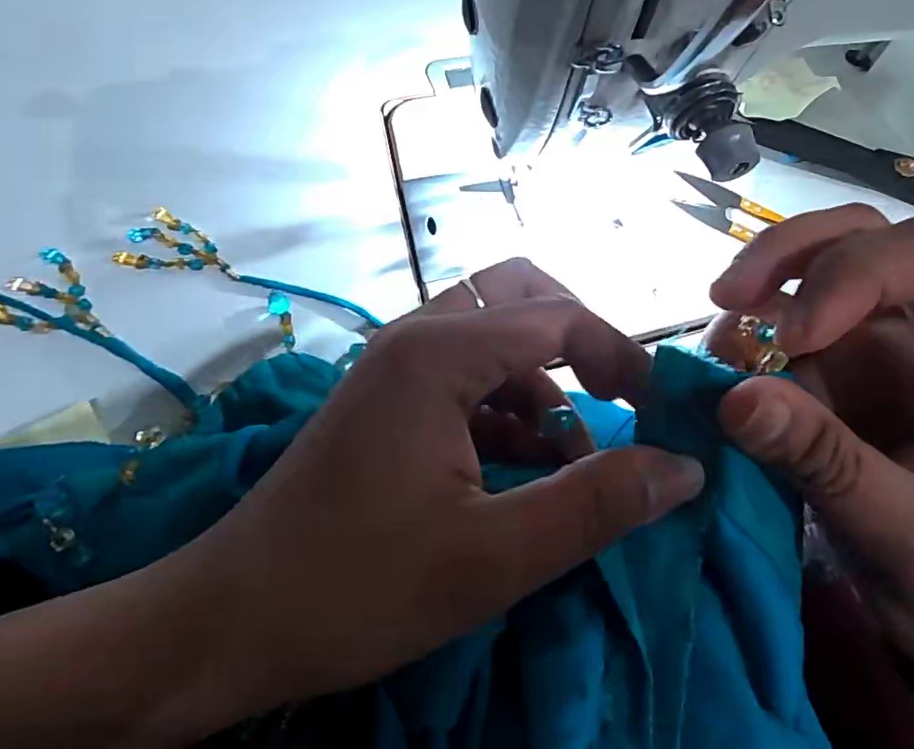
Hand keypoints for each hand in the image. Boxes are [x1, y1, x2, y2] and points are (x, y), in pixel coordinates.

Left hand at [154, 260, 705, 733]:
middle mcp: (418, 335)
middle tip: (612, 401)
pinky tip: (520, 464)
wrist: (229, 620)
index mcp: (440, 353)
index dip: (621, 357)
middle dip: (580, 340)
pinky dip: (508, 401)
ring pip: (495, 330)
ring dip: (543, 376)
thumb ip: (595, 505)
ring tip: (566, 455)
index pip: (559, 318)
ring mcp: (398, 362)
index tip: (659, 414)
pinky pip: (467, 370)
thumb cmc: (358, 586)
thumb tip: (684, 468)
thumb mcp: (493, 557)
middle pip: (523, 293)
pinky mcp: (389, 395)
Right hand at [705, 208, 913, 734]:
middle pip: (868, 241)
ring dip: (753, 301)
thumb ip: (831, 468)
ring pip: (811, 280)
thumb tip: (733, 396)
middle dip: (792, 254)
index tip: (798, 336)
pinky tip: (713, 379)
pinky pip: (778, 339)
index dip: (865, 269)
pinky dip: (739, 349)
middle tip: (727, 296)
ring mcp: (881, 360)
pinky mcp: (836, 386)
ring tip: (712, 355)